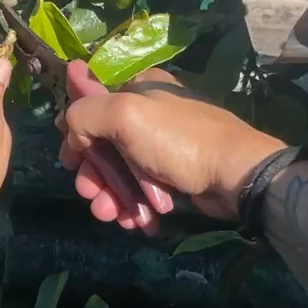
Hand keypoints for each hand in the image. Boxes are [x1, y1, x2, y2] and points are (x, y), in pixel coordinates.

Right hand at [58, 61, 284, 226]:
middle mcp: (145, 111)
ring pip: (117, 170)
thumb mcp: (125, 115)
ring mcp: (158, 143)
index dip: (75, 133)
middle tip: (91, 195)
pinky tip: (134, 220)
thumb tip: (71, 133)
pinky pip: (139, 187)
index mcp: (135, 87)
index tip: (70, 160)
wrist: (236, 176)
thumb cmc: (180, 140)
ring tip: (113, 216)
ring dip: (110, 196)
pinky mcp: (170, 171)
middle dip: (93, 175)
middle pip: (99, 143)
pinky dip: (132, 204)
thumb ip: (84, 114)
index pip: (88, 103)